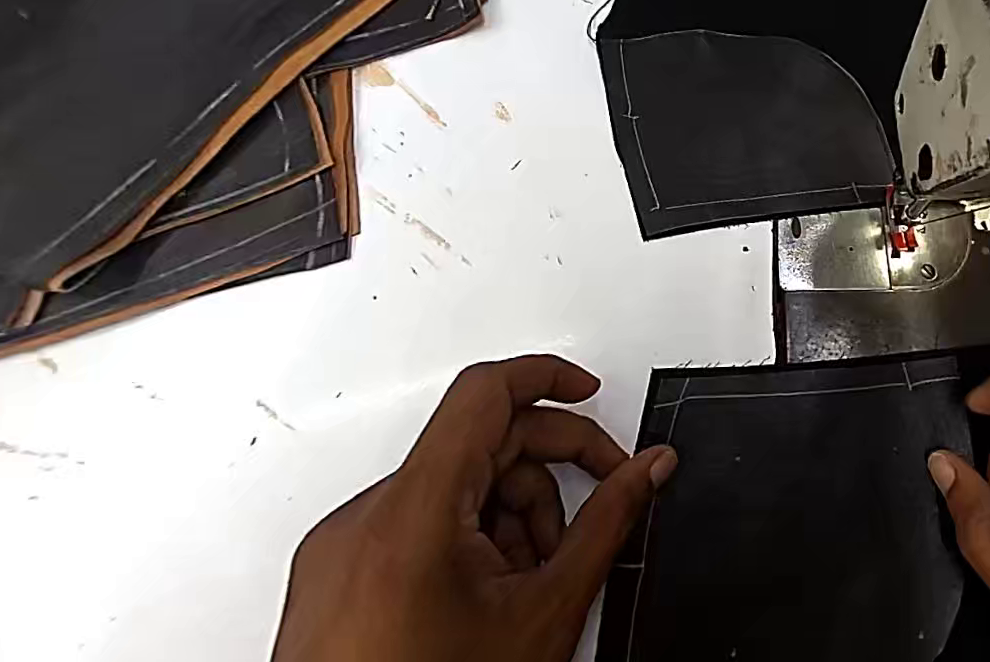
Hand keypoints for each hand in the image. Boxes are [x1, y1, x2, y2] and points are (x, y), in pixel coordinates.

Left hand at [272, 355, 676, 661]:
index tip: (586, 390)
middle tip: (601, 487)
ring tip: (539, 569)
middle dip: (552, 461)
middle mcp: (365, 521)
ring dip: (517, 508)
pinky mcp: (340, 574)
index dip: (547, 377)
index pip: (485, 392)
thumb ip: (610, 518)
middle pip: (483, 440)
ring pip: (460, 482)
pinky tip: (499, 586)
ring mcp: (345, 548)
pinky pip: (426, 517)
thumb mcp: (546, 613)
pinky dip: (476, 534)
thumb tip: (649, 466)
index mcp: (409, 516)